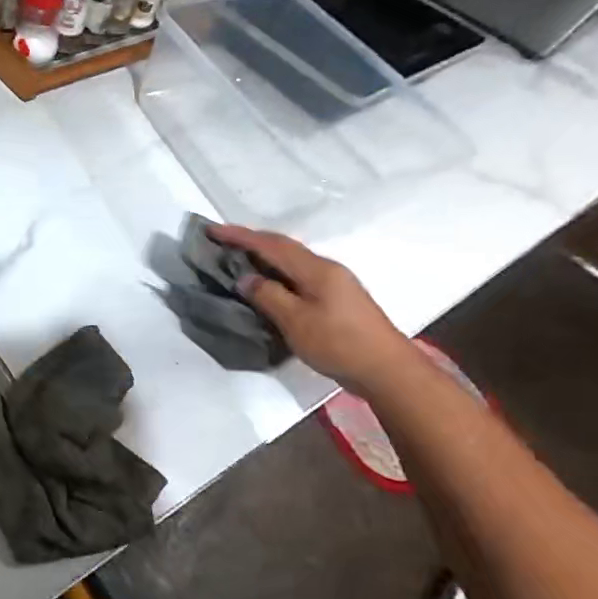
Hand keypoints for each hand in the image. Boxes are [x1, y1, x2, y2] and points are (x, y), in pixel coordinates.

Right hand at [208, 224, 420, 395]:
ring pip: (291, 261)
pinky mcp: (335, 299)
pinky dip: (276, 273)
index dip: (241, 236)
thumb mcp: (296, 321)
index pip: (272, 245)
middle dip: (251, 241)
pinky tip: (266, 283)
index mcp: (316, 269)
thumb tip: (246, 278)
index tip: (213, 229)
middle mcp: (326, 268)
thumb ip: (268, 296)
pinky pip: (298, 276)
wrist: (385, 369)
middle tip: (221, 241)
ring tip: (238, 259)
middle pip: (283, 247)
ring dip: (264, 256)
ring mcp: (334, 283)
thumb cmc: (338, 344)